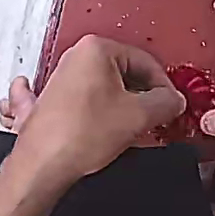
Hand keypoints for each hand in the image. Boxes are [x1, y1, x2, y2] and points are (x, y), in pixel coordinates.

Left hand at [9, 35, 184, 186]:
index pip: (146, 63)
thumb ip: (165, 103)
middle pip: (126, 74)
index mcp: (97, 49)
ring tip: (132, 129)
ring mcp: (60, 78)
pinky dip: (90, 109)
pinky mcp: (48, 101)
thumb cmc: (80, 135)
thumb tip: (173, 101)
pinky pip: (77, 99)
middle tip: (155, 118)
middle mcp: (76, 57)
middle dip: (143, 97)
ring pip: (105, 88)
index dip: (164, 86)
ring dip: (121, 107)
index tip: (171, 105)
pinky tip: (90, 117)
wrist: (41, 166)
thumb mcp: (139, 116)